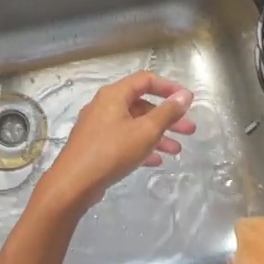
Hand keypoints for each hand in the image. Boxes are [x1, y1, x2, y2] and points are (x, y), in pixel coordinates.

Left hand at [39, 72, 195, 211]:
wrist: (74, 183)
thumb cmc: (112, 151)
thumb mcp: (146, 131)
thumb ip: (167, 112)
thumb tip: (185, 94)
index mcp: (114, 95)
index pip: (145, 80)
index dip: (169, 87)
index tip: (187, 100)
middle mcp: (104, 106)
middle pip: (142, 105)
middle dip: (167, 118)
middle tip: (189, 131)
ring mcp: (98, 127)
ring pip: (134, 125)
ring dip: (157, 135)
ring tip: (177, 150)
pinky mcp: (95, 147)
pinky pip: (123, 141)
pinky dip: (141, 147)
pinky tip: (156, 161)